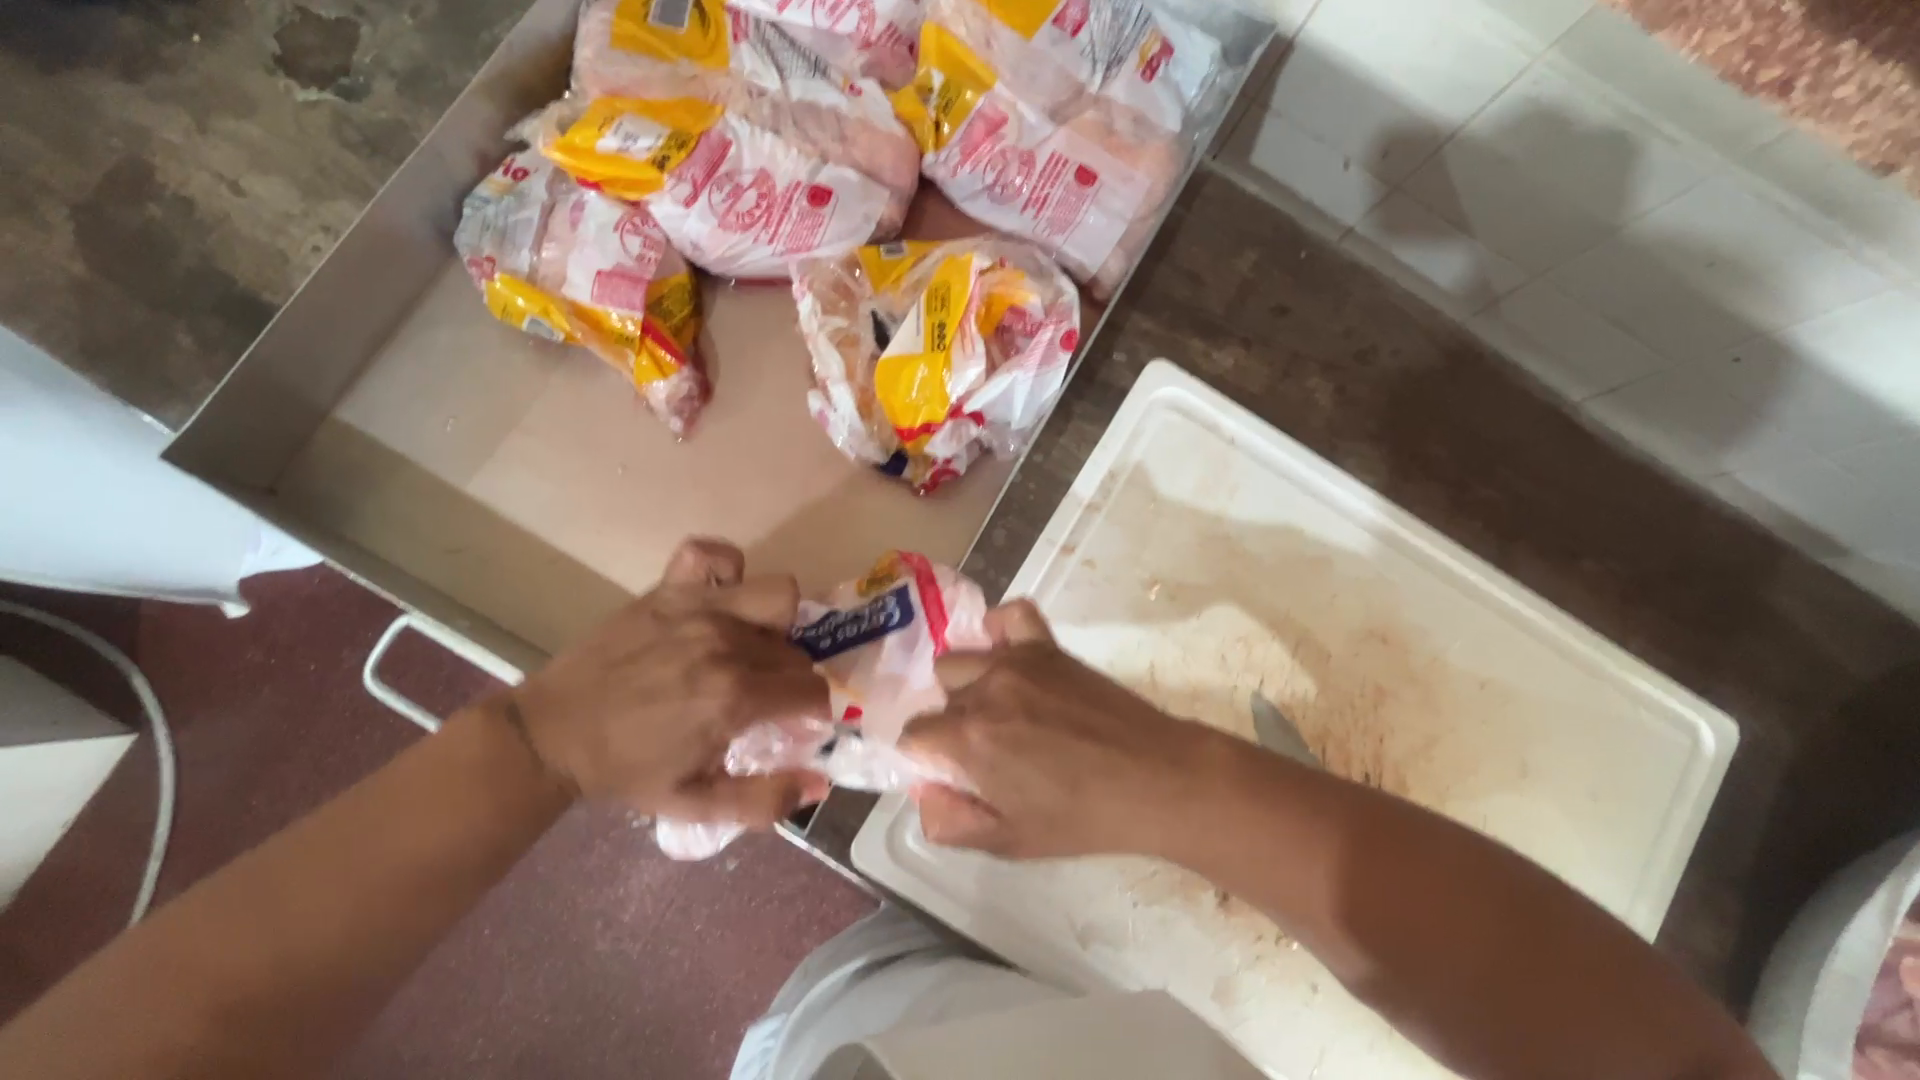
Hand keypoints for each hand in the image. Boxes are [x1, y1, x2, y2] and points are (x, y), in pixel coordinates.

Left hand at [506, 538, 830, 826]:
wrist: (554, 735)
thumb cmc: (627, 770)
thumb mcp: (695, 804)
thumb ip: (764, 800)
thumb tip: (820, 782)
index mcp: (735, 697)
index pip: (812, 689)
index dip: (812, 709)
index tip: (794, 720)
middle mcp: (726, 643)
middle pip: (796, 651)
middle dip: (791, 677)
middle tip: (763, 696)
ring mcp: (698, 608)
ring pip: (779, 595)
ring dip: (777, 623)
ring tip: (750, 645)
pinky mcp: (668, 589)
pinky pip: (715, 555)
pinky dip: (728, 568)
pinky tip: (721, 598)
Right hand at [898, 600, 1223, 858]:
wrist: (1154, 779)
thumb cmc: (1082, 817)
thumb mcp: (1010, 841)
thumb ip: (950, 823)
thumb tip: (924, 795)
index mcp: (969, 739)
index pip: (912, 736)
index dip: (925, 758)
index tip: (951, 772)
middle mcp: (984, 690)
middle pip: (938, 698)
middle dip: (949, 724)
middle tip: (985, 749)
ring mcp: (1016, 661)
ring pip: (959, 660)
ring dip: (967, 684)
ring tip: (999, 708)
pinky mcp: (1047, 647)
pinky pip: (1010, 616)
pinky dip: (1000, 630)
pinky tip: (1007, 655)